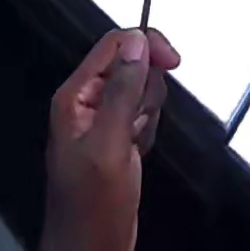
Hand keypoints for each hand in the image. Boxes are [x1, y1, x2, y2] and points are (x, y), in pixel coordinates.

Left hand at [41, 28, 181, 250]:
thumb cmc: (91, 208)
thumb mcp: (109, 145)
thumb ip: (123, 90)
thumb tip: (138, 42)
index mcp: (76, 94)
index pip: (114, 45)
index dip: (146, 45)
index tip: (173, 60)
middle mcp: (87, 100)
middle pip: (130, 63)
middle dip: (145, 88)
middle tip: (138, 121)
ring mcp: (102, 118)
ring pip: (140, 87)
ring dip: (147, 111)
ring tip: (134, 141)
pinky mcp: (116, 135)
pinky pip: (142, 111)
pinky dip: (147, 128)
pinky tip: (136, 150)